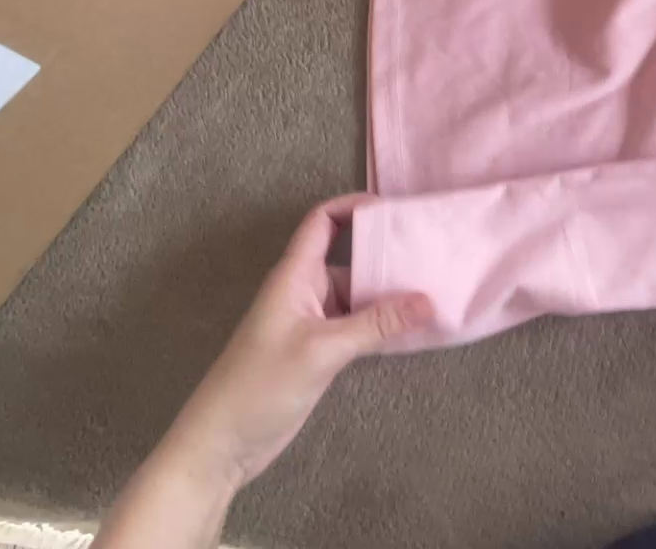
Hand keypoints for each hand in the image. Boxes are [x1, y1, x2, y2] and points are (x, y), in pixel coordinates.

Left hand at [157, 195, 431, 490]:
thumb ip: (377, 324)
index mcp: (296, 276)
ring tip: (435, 287)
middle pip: (351, 257)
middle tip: (431, 250)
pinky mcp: (322, 349)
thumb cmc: (260, 386)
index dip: (354, 206)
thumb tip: (429, 300)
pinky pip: (360, 323)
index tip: (394, 209)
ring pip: (360, 293)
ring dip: (391, 292)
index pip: (323, 221)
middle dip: (388, 252)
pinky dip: (385, 322)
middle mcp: (307, 291)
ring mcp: (315, 321)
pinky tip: (415, 326)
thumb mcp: (322, 350)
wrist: (219, 449)